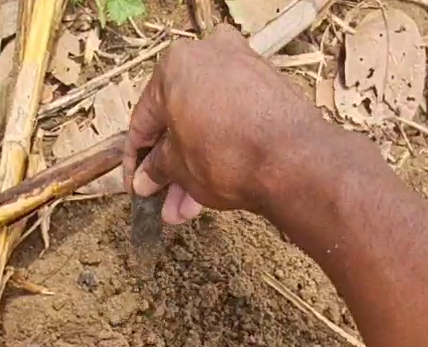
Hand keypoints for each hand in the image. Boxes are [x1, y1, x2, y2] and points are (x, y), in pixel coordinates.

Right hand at [125, 26, 334, 223]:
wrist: (291, 159)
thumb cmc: (226, 156)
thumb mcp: (179, 168)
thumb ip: (157, 169)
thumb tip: (144, 179)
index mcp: (175, 65)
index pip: (143, 120)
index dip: (136, 161)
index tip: (136, 186)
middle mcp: (207, 55)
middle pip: (177, 123)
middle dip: (169, 171)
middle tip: (164, 203)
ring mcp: (240, 66)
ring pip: (203, 126)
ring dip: (190, 170)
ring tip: (185, 210)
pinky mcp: (266, 85)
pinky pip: (228, 121)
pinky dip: (215, 151)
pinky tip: (208, 189)